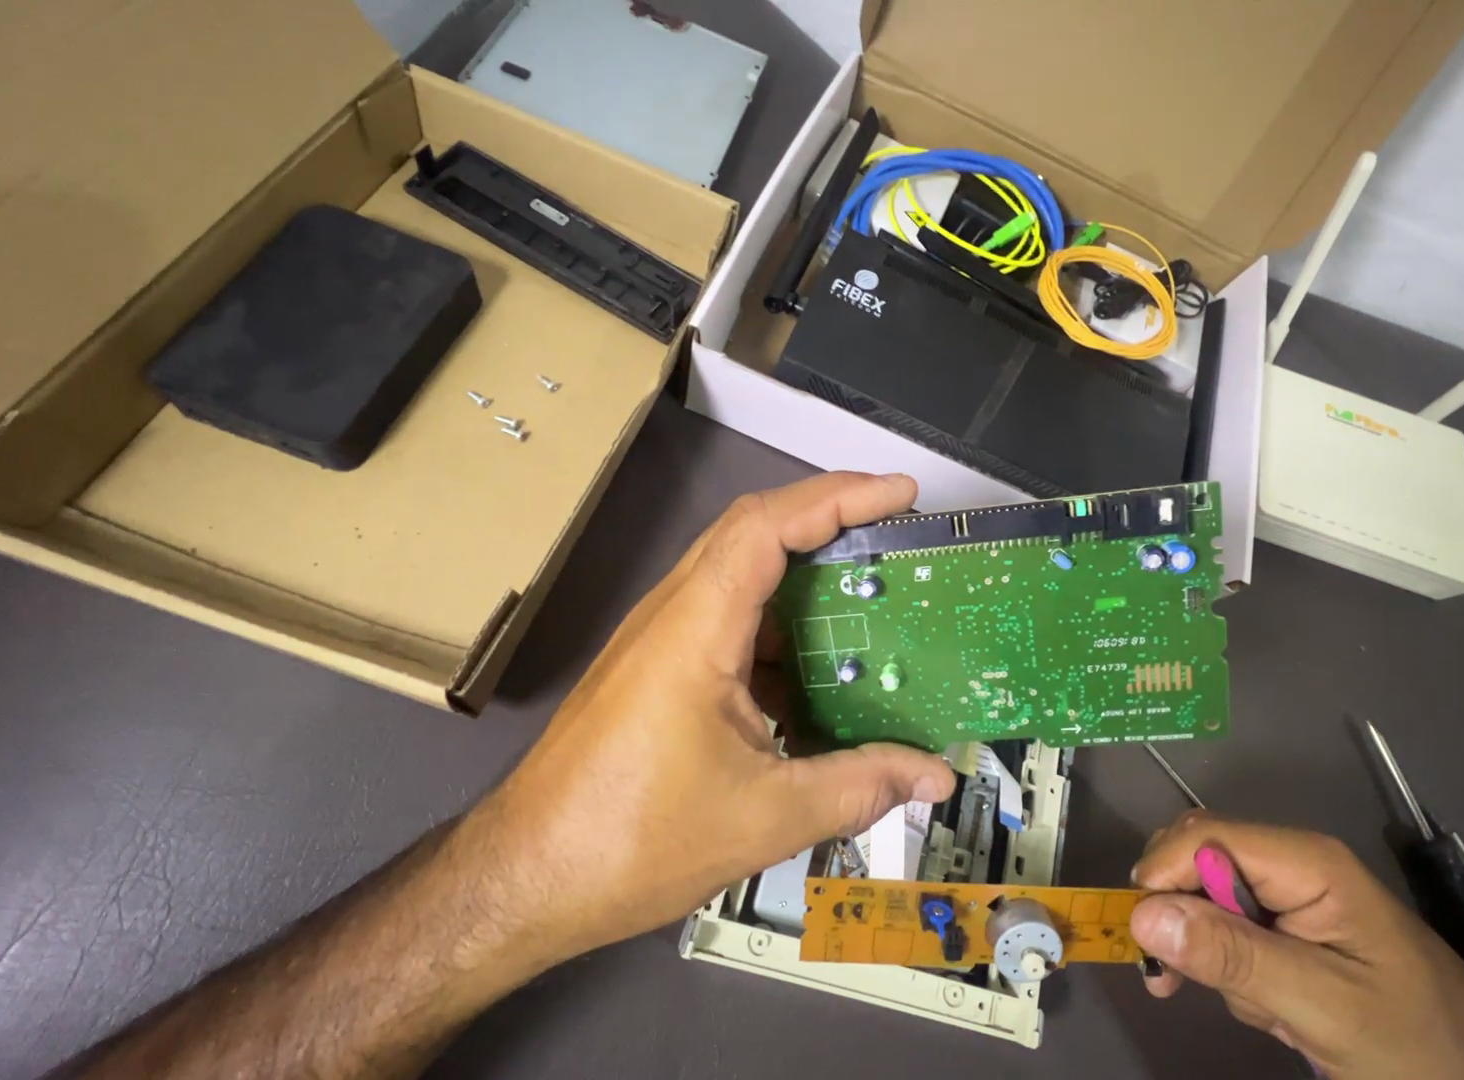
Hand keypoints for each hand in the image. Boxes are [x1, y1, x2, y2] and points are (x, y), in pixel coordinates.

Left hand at [461, 472, 956, 972]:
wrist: (527, 877)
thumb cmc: (631, 840)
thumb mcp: (765, 818)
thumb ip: (859, 787)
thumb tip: (936, 776)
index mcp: (695, 631)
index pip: (767, 527)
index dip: (838, 497)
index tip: (900, 493)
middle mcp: (673, 616)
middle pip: (754, 532)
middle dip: (830, 519)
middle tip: (897, 532)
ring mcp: (660, 640)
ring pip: (740, 575)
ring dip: (804, 576)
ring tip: (871, 596)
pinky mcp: (658, 668)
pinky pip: (728, 621)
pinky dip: (780, 629)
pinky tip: (817, 673)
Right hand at [1128, 812, 1463, 1079]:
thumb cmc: (1416, 1045)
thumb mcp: (1324, 1007)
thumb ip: (1234, 957)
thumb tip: (1142, 914)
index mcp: (1308, 862)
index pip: (1204, 836)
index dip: (1164, 875)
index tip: (1146, 937)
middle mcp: (1294, 865)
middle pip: (1198, 859)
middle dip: (1183, 916)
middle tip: (1175, 977)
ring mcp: (1293, 897)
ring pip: (1207, 899)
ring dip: (1212, 954)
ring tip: (1263, 1009)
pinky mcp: (1292, 929)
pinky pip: (1230, 931)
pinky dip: (1231, 970)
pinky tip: (1270, 1007)